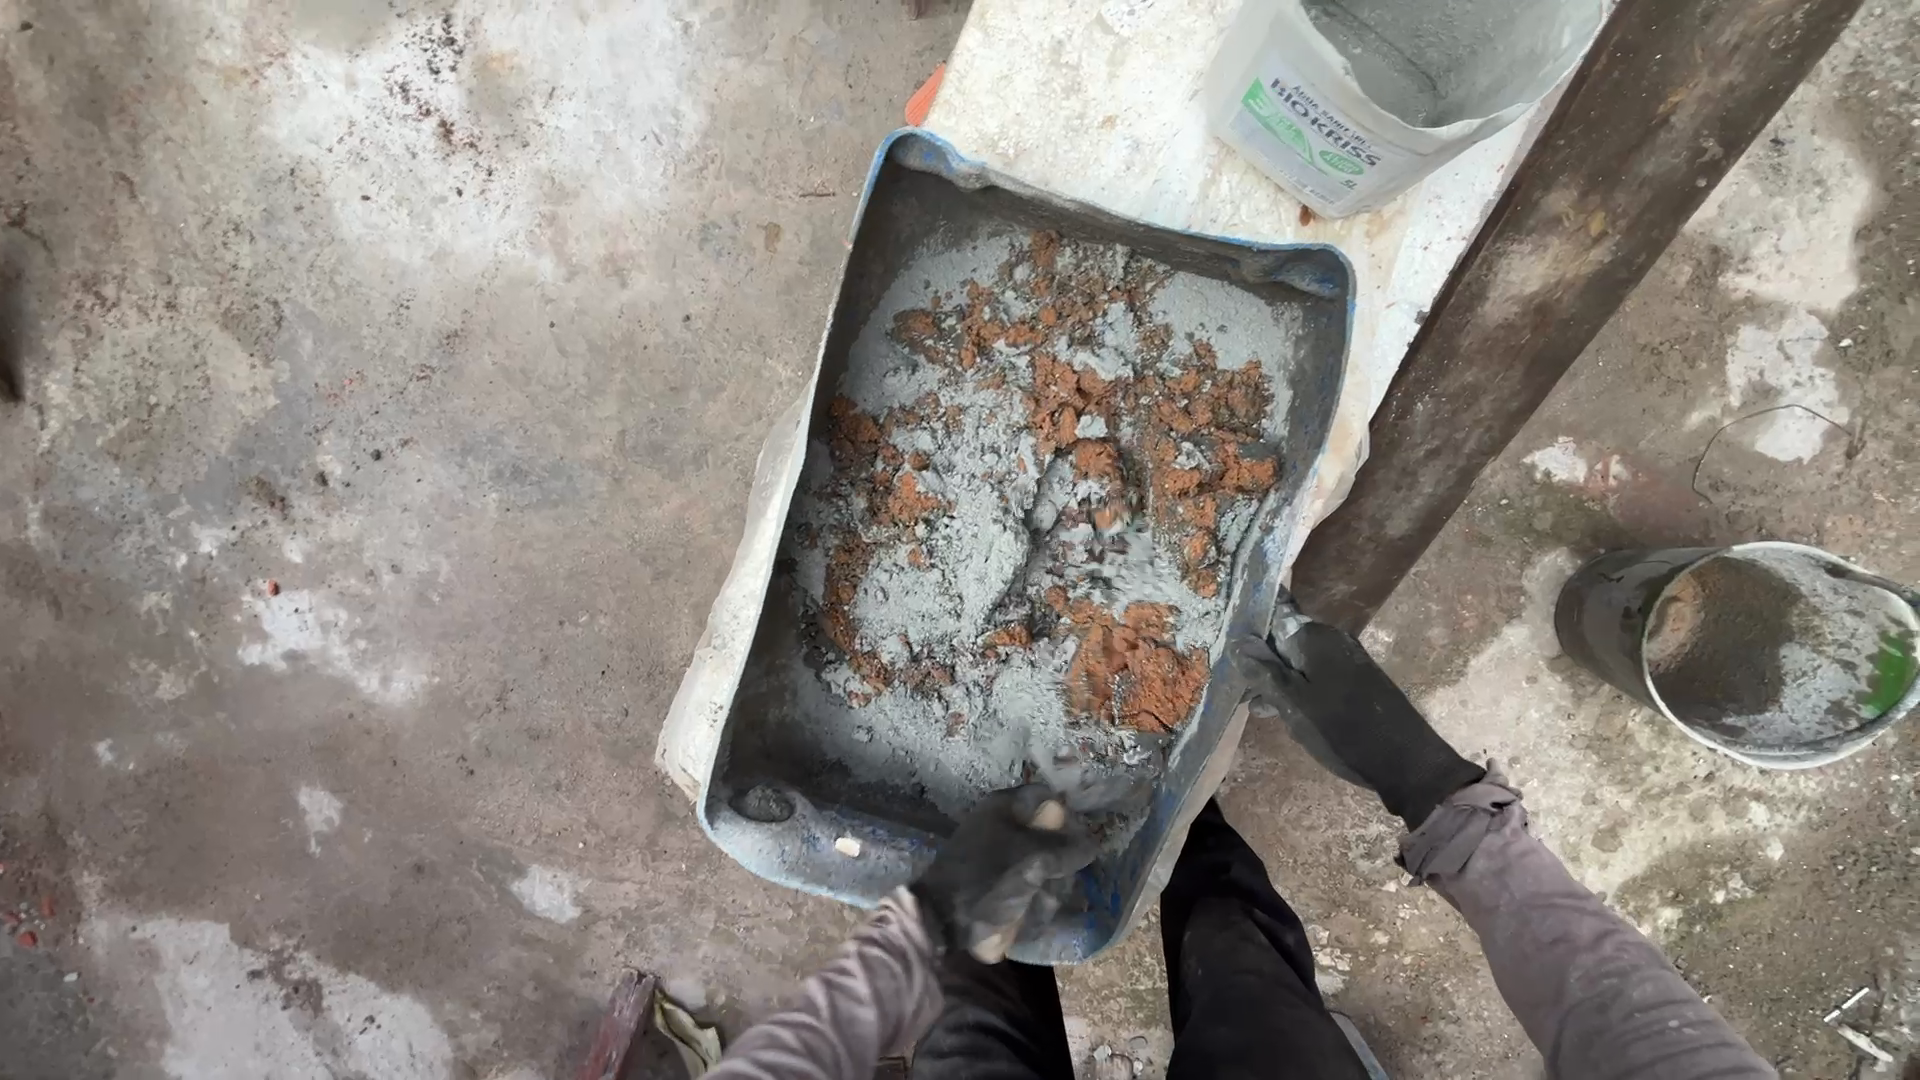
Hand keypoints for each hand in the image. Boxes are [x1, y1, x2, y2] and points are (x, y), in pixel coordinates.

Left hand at [910, 785, 1098, 962]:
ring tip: (1032, 904)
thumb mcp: (1031, 860)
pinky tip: (1024, 917)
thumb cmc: (986, 879)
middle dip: (1056, 868)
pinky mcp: (1003, 885)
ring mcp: (1003, 858)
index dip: (1067, 817)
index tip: (1078, 843)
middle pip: (1052, 839)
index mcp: (1005, 807)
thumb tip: (1092, 844)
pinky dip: (1034, 905)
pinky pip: (1033, 890)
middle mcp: (1005, 826)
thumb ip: (1065, 848)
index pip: (1048, 799)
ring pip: (1046, 870)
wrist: (944, 921)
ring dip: (1047, 892)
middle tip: (1050, 882)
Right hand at [1230, 622, 1484, 828]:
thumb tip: (1238, 642)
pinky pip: (1318, 678)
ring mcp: (1348, 661)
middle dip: (1263, 665)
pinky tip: (1289, 715)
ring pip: (1300, 664)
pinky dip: (1300, 692)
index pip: (1272, 619)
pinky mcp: (1358, 682)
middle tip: (1244, 693)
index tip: (1232, 658)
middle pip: (1285, 643)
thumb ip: (1264, 671)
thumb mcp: (1294, 703)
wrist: (1408, 764)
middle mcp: (1333, 641)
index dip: (1250, 637)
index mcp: (1315, 637)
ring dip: (1279, 683)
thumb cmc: (1343, 729)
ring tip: (1261, 710)